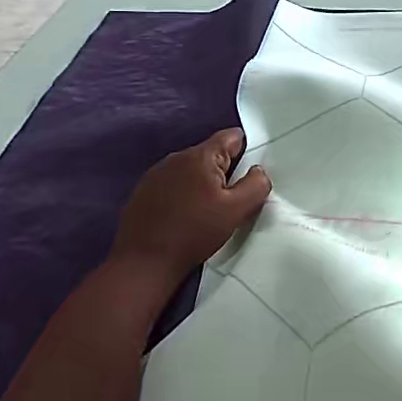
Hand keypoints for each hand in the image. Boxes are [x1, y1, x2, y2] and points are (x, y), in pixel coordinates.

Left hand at [112, 128, 270, 278]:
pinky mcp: (143, 191)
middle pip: (212, 155)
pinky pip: (174, 183)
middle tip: (229, 203)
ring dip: (203, 185)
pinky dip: (183, 195)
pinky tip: (183, 218)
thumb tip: (259, 170)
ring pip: (192, 170)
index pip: (232, 137)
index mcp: (200, 156)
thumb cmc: (193, 233)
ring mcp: (156, 173)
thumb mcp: (236, 211)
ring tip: (205, 213)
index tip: (247, 179)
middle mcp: (176, 157)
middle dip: (225, 173)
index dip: (246, 154)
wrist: (143, 263)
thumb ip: (256, 185)